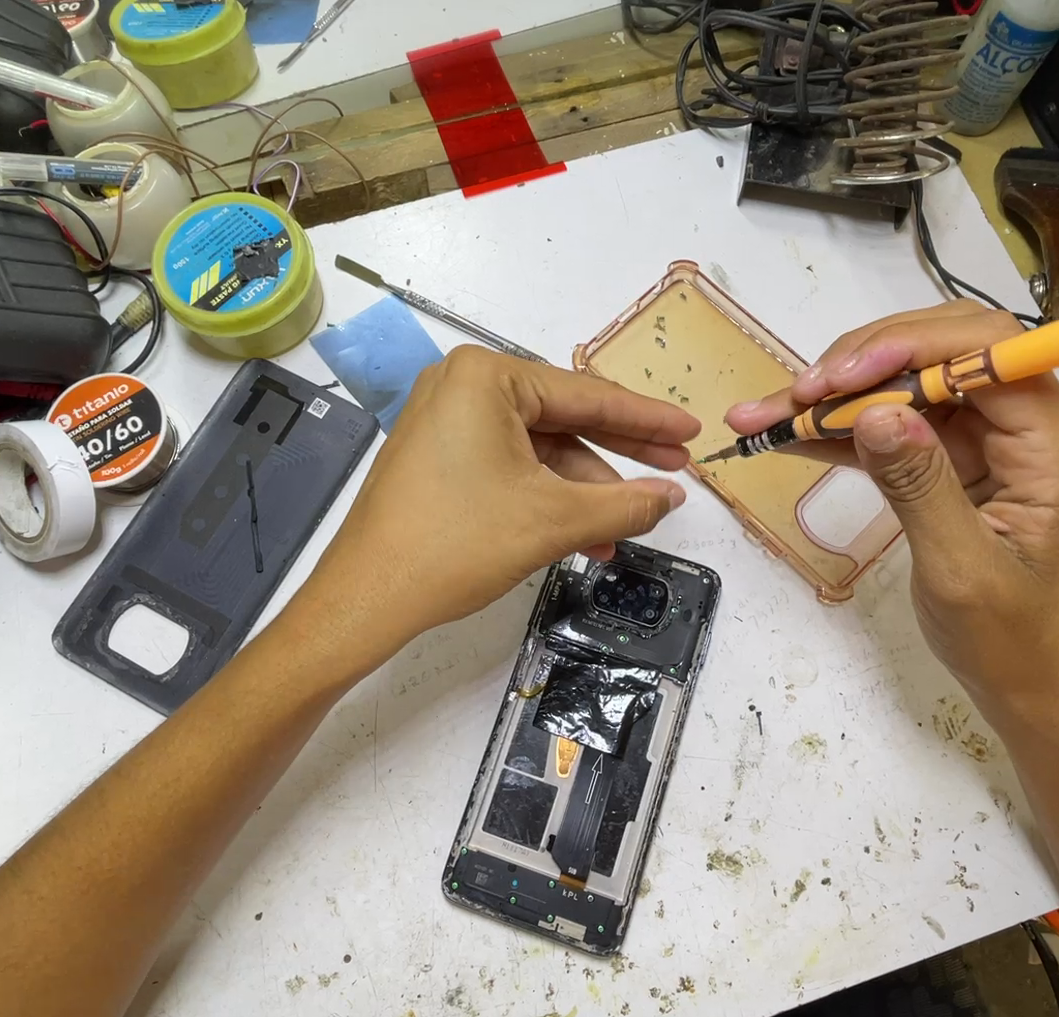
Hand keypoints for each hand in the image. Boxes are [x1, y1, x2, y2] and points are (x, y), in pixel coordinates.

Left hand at [306, 346, 699, 649]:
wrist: (367, 597)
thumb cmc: (459, 544)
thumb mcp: (554, 521)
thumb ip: (625, 503)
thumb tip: (674, 496)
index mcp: (487, 376)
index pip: (586, 396)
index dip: (646, 420)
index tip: (690, 431)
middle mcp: (463, 385)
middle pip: (562, 419)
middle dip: (619, 455)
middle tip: (674, 470)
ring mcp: (446, 421)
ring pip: (537, 450)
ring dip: (582, 491)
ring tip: (622, 531)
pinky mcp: (438, 456)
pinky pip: (509, 466)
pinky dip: (546, 498)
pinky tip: (580, 534)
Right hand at [725, 300, 1058, 710]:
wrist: (1011, 672)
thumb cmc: (1000, 634)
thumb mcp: (958, 568)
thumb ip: (919, 487)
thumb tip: (875, 417)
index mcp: (1050, 448)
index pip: (988, 354)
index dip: (911, 347)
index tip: (839, 377)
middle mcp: (1020, 428)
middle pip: (943, 352)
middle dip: (863, 364)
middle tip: (797, 394)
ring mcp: (980, 440)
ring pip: (904, 384)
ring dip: (833, 396)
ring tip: (766, 414)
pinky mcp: (945, 458)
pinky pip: (886, 426)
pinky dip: (834, 429)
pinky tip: (783, 433)